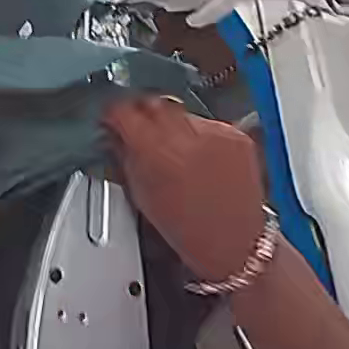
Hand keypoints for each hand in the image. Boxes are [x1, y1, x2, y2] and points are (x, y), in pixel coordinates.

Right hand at [103, 97, 267, 282]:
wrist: (236, 244)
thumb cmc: (190, 231)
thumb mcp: (143, 197)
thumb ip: (126, 158)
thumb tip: (116, 135)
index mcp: (156, 153)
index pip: (125, 112)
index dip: (114, 113)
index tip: (112, 116)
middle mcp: (186, 137)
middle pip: (154, 104)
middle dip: (142, 113)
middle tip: (139, 127)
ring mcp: (214, 133)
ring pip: (181, 111)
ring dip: (172, 124)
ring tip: (175, 151)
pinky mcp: (235, 135)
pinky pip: (208, 122)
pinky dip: (199, 134)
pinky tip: (200, 157)